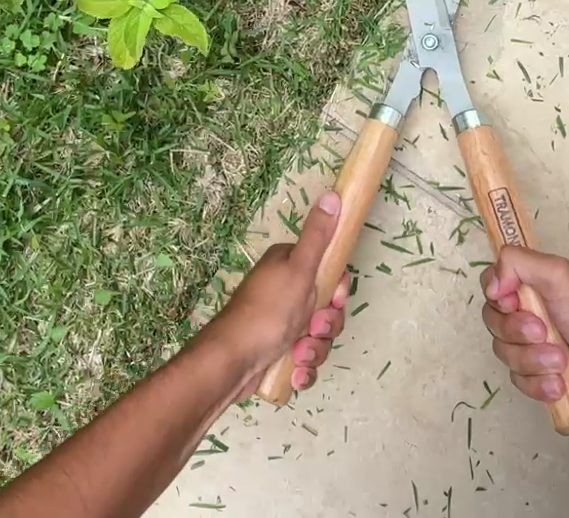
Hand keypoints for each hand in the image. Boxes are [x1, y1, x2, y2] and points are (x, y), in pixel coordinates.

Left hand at [209, 192, 348, 399]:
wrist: (231, 362)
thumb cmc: (268, 311)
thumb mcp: (299, 269)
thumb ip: (318, 236)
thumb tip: (333, 195)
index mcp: (289, 265)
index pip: (330, 273)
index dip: (337, 292)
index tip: (332, 301)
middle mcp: (285, 289)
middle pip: (327, 307)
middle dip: (325, 326)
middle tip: (313, 330)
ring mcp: (281, 321)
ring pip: (318, 335)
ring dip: (314, 350)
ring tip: (298, 356)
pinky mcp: (278, 349)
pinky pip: (305, 358)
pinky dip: (304, 368)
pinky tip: (295, 374)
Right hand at [479, 246, 568, 415]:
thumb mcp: (559, 274)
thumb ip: (518, 262)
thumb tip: (491, 286)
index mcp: (527, 285)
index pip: (489, 284)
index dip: (496, 296)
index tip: (514, 302)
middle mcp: (523, 313)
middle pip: (492, 321)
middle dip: (517, 331)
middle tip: (544, 332)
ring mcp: (528, 347)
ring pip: (503, 353)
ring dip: (533, 360)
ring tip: (562, 361)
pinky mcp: (536, 377)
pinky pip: (518, 381)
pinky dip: (539, 384)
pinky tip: (560, 384)